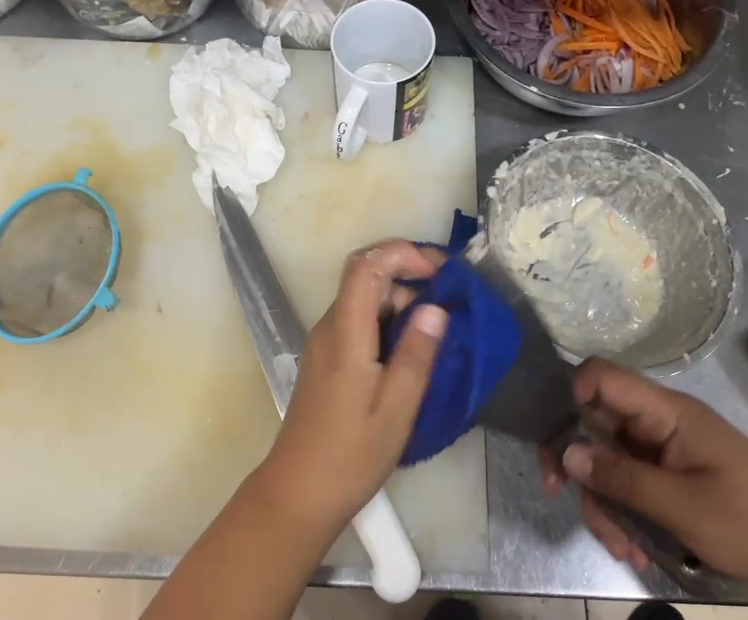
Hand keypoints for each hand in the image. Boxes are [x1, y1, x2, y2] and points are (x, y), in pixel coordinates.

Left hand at [254, 241, 449, 532]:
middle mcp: (330, 327)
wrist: (297, 494)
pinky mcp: (327, 360)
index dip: (403, 253)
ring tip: (438, 334)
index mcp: (345, 332)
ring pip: (365, 300)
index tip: (440, 272)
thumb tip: (436, 307)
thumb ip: (416, 355)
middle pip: (367, 277)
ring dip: (402, 304)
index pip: (366, 264)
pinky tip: (413, 352)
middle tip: (449, 304)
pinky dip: (389, 323)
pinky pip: (360, 323)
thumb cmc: (350, 455)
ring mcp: (326, 343)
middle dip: (409, 277)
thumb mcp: (396, 409)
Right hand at [542, 358, 747, 595]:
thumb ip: (622, 479)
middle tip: (568, 503)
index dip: (573, 395)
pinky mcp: (676, 478)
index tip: (560, 442)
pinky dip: (627, 514)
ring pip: (612, 464)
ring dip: (606, 504)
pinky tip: (636, 549)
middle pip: (599, 427)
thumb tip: (566, 452)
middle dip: (584, 470)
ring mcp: (668, 452)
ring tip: (623, 549)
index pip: (604, 376)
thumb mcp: (682, 507)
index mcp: (667, 413)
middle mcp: (662, 424)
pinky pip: (634, 485)